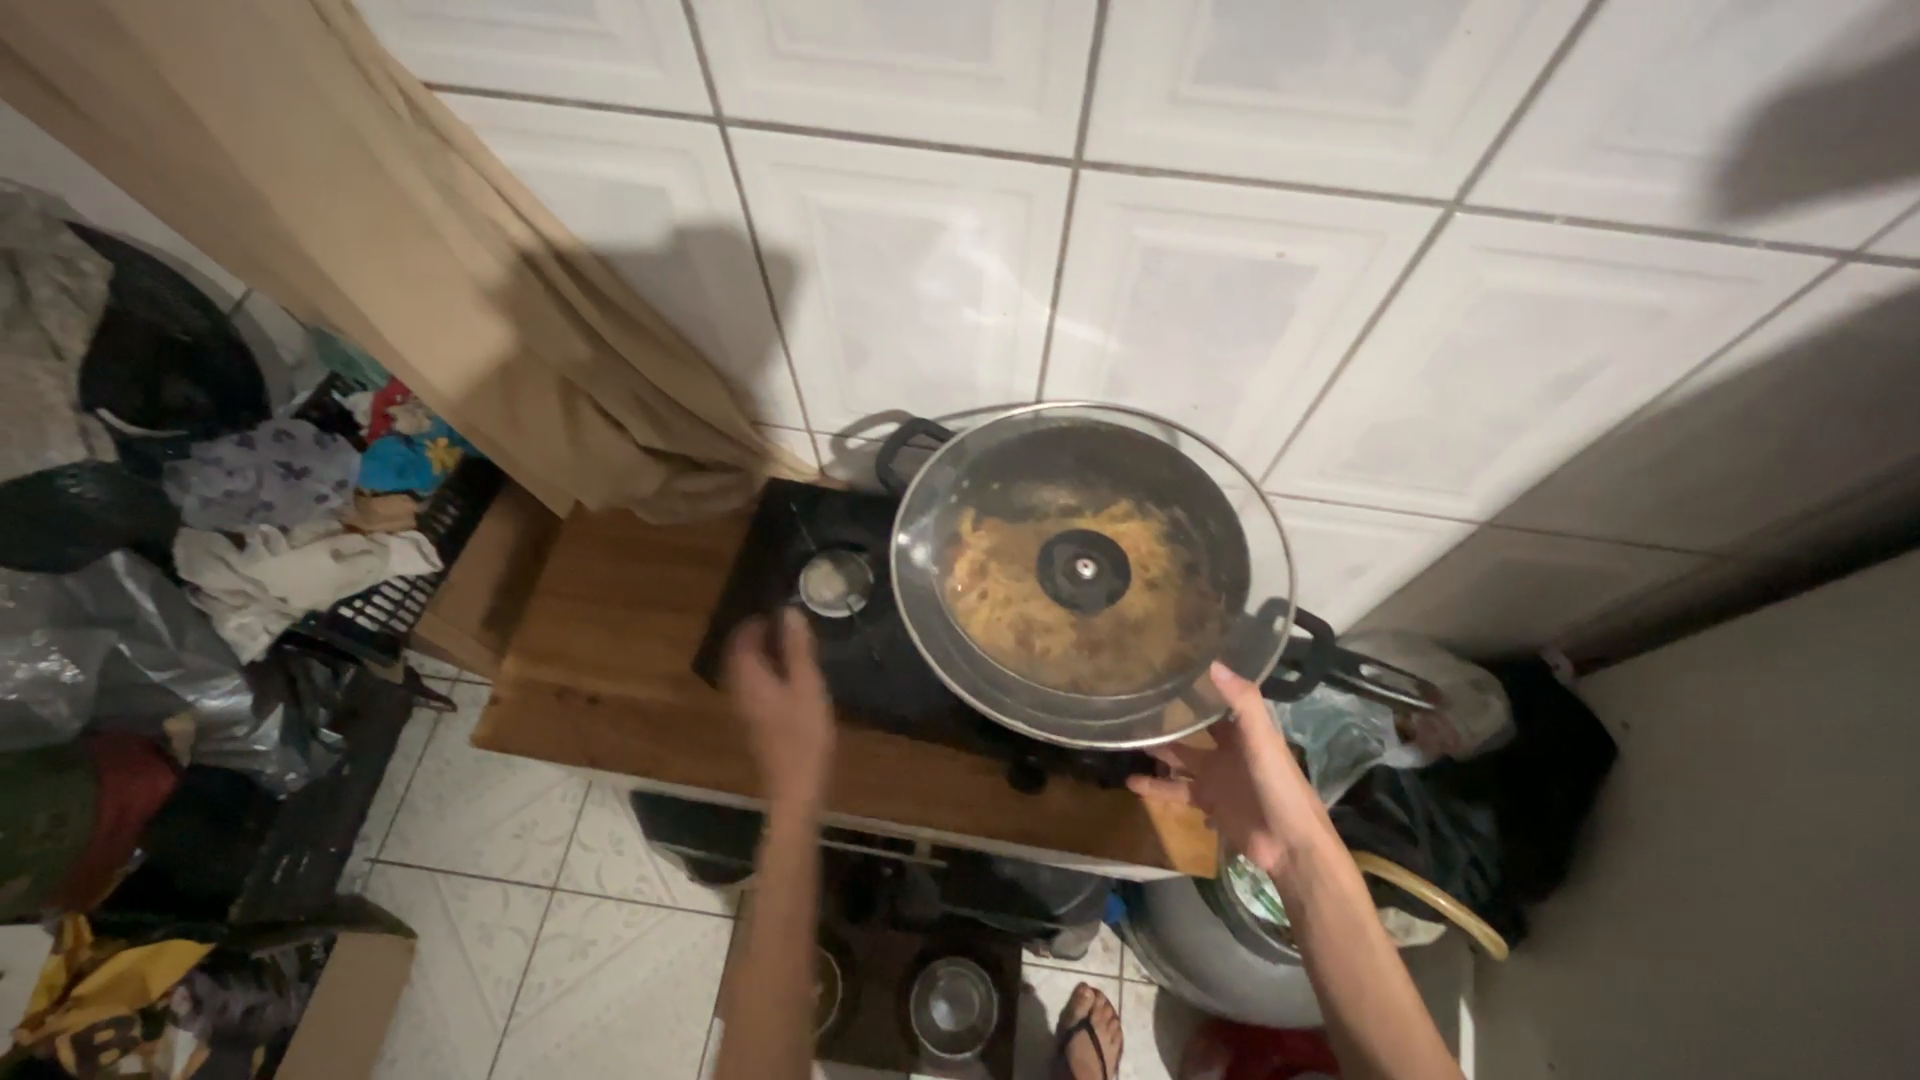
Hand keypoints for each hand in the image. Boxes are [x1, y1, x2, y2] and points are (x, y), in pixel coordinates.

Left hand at [724, 608, 836, 813]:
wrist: (796, 787)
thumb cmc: (804, 734)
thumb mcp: (807, 686)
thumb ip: (798, 649)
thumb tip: (789, 612)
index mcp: (749, 678)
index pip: (740, 640)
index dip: (754, 621)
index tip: (775, 608)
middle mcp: (740, 690)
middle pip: (738, 655)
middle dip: (755, 635)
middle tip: (782, 622)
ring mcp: (745, 709)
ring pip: (745, 671)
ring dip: (760, 653)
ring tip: (788, 643)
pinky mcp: (755, 722)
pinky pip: (753, 685)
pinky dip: (765, 671)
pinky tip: (788, 675)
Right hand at [1127, 663, 1332, 877]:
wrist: (1290, 844)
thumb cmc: (1279, 786)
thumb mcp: (1262, 740)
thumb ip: (1242, 703)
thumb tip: (1212, 663)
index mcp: (1243, 733)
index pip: (1217, 704)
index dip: (1198, 690)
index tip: (1169, 673)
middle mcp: (1227, 752)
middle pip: (1191, 733)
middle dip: (1169, 722)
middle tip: (1136, 707)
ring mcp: (1216, 779)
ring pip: (1179, 762)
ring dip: (1157, 755)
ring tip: (1125, 743)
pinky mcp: (1209, 804)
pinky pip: (1176, 793)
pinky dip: (1156, 790)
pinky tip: (1132, 784)